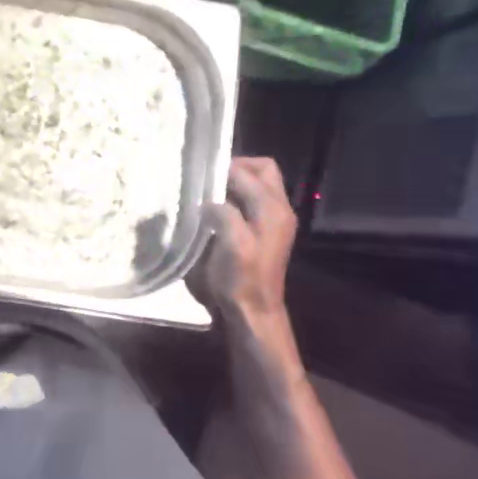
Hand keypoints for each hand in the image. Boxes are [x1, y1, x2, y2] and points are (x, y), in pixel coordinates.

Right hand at [199, 157, 297, 328]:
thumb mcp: (231, 244)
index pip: (248, 173)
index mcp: (272, 209)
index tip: (197, 171)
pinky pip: (255, 200)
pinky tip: (216, 209)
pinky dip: (237, 196)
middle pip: (263, 170)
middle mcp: (279, 209)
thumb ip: (224, 214)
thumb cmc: (240, 279)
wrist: (253, 311)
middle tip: (208, 177)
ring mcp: (275, 220)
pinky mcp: (267, 231)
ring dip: (237, 182)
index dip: (223, 169)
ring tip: (209, 191)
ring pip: (260, 184)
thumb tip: (210, 200)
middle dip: (237, 167)